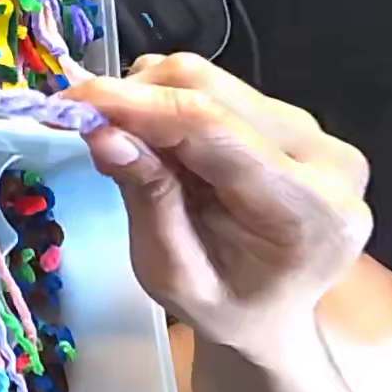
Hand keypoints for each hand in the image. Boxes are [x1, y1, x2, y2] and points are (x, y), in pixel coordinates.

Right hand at [64, 53, 372, 362]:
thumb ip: (145, 199)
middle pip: (206, 87)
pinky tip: (156, 140)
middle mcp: (323, 156)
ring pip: (205, 77)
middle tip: (84, 125)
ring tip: (126, 144)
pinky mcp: (288, 117)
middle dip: (131, 97)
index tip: (67, 104)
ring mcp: (310, 130)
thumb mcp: (170, 273)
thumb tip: (101, 131)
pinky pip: (210, 84)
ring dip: (145, 98)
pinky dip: (162, 99)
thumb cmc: (221, 305)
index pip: (209, 126)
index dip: (131, 104)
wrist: (269, 313)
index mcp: (307, 209)